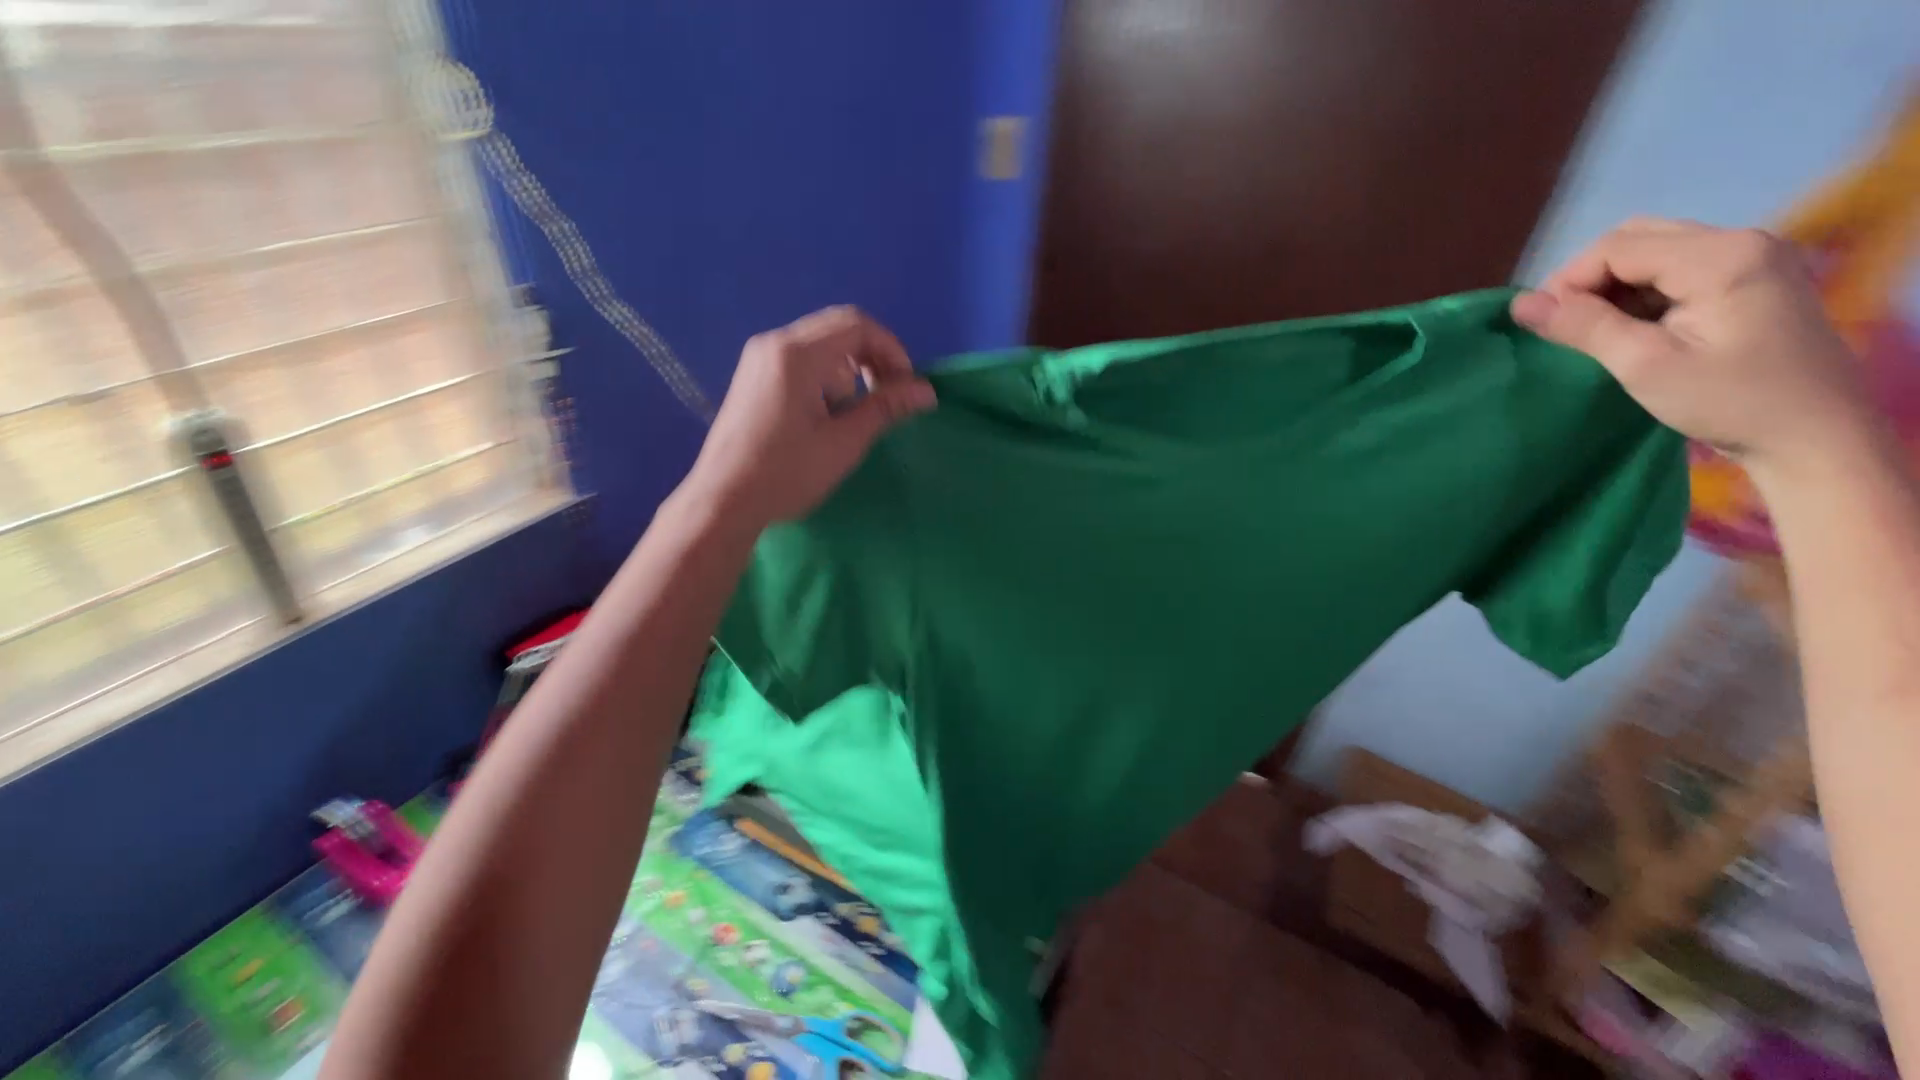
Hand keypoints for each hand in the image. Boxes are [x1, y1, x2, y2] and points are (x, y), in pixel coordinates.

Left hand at [679, 306, 936, 528]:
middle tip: (890, 395)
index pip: (857, 325)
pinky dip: (826, 375)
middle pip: (838, 328)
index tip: (906, 386)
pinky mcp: (753, 377)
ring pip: (820, 344)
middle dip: (873, 356)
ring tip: (857, 410)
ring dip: (850, 367)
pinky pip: (800, 359)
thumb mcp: (844, 441)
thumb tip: (927, 390)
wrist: (723, 500)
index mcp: (796, 353)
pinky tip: (828, 413)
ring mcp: (759, 359)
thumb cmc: (786, 473)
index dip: (891, 350)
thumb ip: (886, 407)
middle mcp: (775, 343)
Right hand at [1512, 219, 1877, 483]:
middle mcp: (1742, 240)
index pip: (1618, 247)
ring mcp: (1754, 257)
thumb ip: (1583, 326)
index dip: (1569, 281)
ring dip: (1616, 286)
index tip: (1545, 325)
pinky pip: (1680, 268)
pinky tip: (1638, 329)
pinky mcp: (1755, 278)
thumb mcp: (1646, 366)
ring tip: (1600, 331)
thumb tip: (1519, 303)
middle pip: (1638, 239)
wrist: (1814, 436)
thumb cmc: (1729, 402)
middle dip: (1590, 279)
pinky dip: (1645, 292)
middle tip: (1569, 325)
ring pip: (1656, 252)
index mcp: (1721, 256)